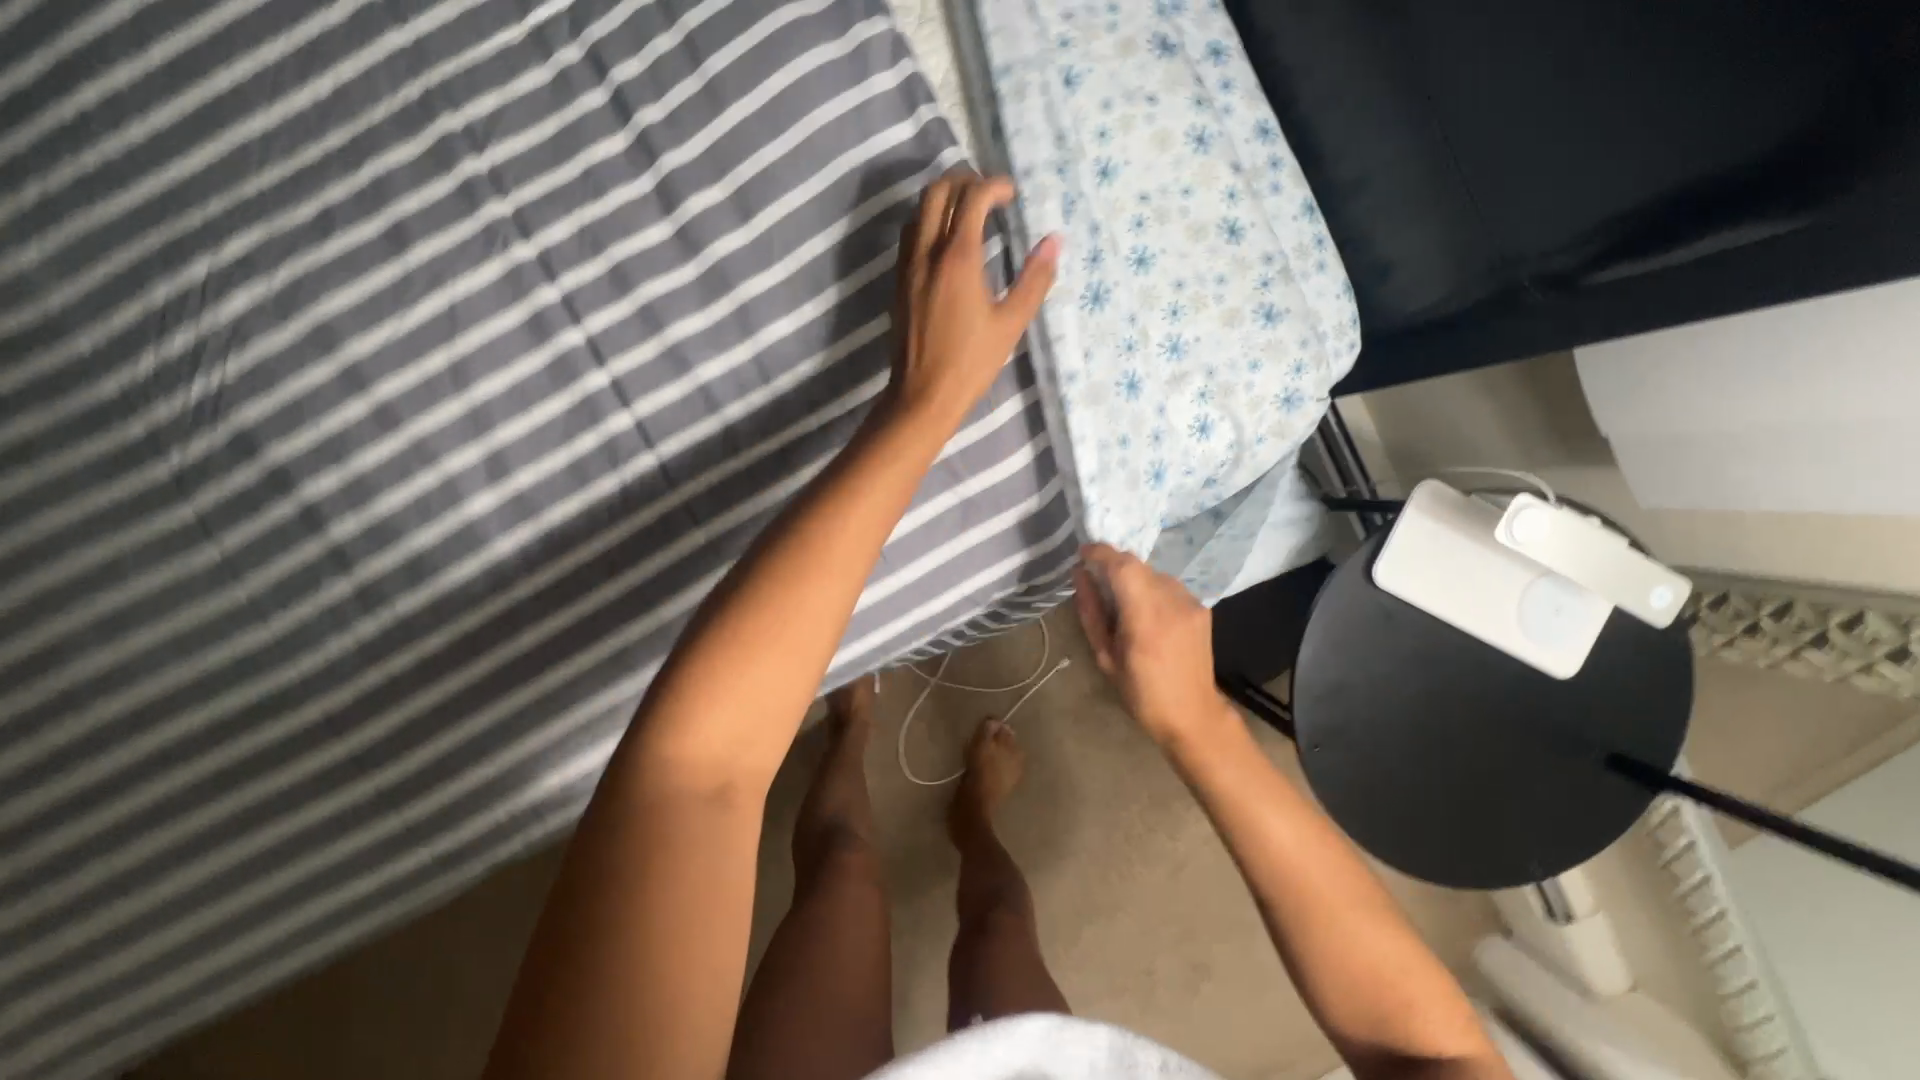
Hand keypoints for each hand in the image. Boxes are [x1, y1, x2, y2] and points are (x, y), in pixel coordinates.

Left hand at [886, 171, 1059, 424]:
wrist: (922, 395)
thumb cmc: (971, 363)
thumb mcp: (1011, 323)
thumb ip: (1034, 279)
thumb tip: (1054, 241)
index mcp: (958, 259)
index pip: (972, 198)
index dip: (995, 186)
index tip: (1012, 194)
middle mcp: (927, 253)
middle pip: (937, 191)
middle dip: (964, 181)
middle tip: (989, 194)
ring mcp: (908, 266)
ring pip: (918, 210)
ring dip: (943, 199)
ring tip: (968, 210)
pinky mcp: (898, 282)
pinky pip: (910, 235)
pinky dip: (928, 221)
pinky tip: (946, 240)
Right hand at [1073, 543, 1234, 745]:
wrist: (1193, 713)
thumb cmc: (1141, 693)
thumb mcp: (1105, 656)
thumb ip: (1091, 612)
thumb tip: (1079, 575)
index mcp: (1146, 618)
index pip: (1123, 566)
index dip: (1100, 553)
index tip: (1082, 554)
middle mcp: (1172, 602)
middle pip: (1138, 566)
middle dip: (1113, 566)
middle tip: (1096, 581)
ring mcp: (1191, 603)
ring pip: (1154, 574)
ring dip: (1133, 579)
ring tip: (1122, 603)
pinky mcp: (1201, 607)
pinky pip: (1169, 587)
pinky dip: (1151, 590)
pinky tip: (1146, 613)